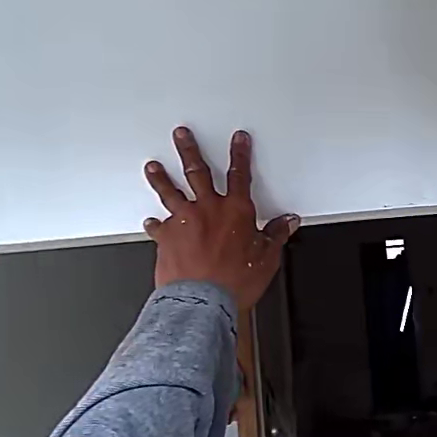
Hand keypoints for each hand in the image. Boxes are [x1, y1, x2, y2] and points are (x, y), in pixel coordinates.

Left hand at [144, 126, 298, 310]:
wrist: (203, 301)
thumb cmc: (233, 282)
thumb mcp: (266, 258)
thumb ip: (276, 236)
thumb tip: (287, 223)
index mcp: (235, 211)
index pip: (240, 174)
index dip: (240, 154)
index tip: (238, 139)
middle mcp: (208, 209)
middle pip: (198, 172)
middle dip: (190, 150)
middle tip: (182, 135)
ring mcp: (183, 222)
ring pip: (171, 191)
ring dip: (161, 177)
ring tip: (153, 166)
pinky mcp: (166, 238)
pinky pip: (157, 226)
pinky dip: (154, 223)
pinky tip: (149, 220)